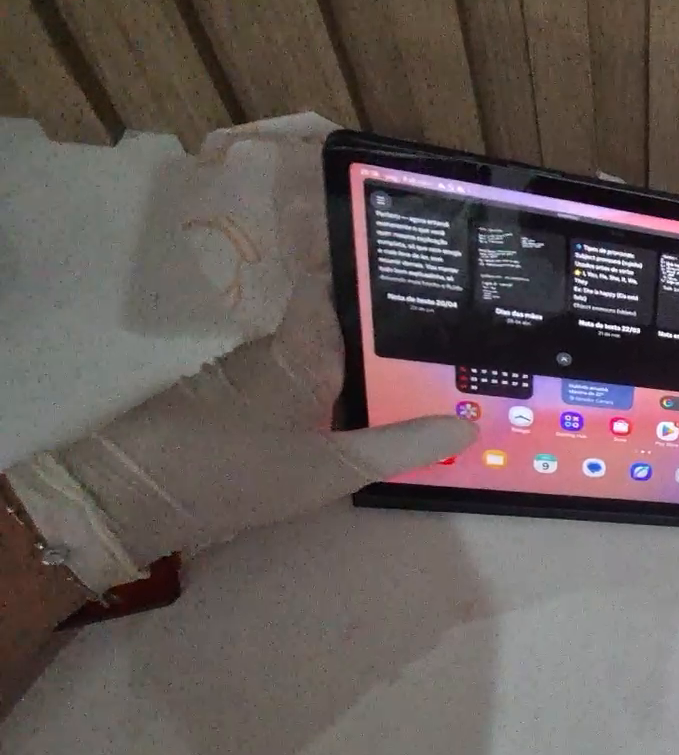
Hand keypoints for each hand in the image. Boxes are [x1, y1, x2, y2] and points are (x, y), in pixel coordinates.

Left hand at [6, 273, 473, 589]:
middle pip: (358, 324)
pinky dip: (367, 388)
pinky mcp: (264, 404)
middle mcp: (288, 352)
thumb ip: (402, 446)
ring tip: (453, 368)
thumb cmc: (231, 472)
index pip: (338, 284)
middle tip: (473, 325)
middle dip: (409, 322)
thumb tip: (468, 425)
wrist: (129, 504)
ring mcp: (272, 377)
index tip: (422, 251)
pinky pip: (331, 383)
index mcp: (303, 350)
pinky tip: (402, 407)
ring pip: (346, 355)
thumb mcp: (330, 468)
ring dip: (390, 360)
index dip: (373, 262)